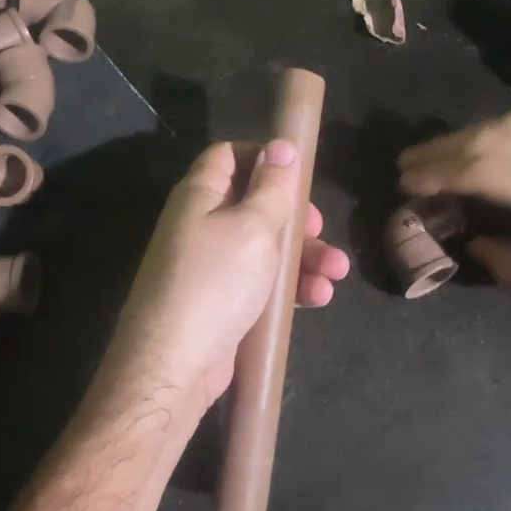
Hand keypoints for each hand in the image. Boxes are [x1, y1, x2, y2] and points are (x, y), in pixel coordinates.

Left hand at [104, 139, 350, 413]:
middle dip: (295, 217)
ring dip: (303, 256)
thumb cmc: (215, 282)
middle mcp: (201, 225)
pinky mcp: (221, 303)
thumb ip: (272, 187)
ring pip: (264, 247)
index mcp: (200, 195)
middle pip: (255, 204)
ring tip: (336, 273)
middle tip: (319, 230)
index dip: (265, 158)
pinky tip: (319, 298)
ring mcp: (210, 266)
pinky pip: (260, 283)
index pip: (229, 156)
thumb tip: (280, 145)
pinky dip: (289, 287)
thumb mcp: (252, 227)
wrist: (174, 365)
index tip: (299, 173)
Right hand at [398, 113, 510, 320]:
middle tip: (405, 163)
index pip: (483, 171)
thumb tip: (474, 244)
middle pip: (490, 139)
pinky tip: (484, 142)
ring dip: (465, 134)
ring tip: (434, 151)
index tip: (404, 181)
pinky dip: (496, 129)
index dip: (437, 173)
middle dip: (440, 149)